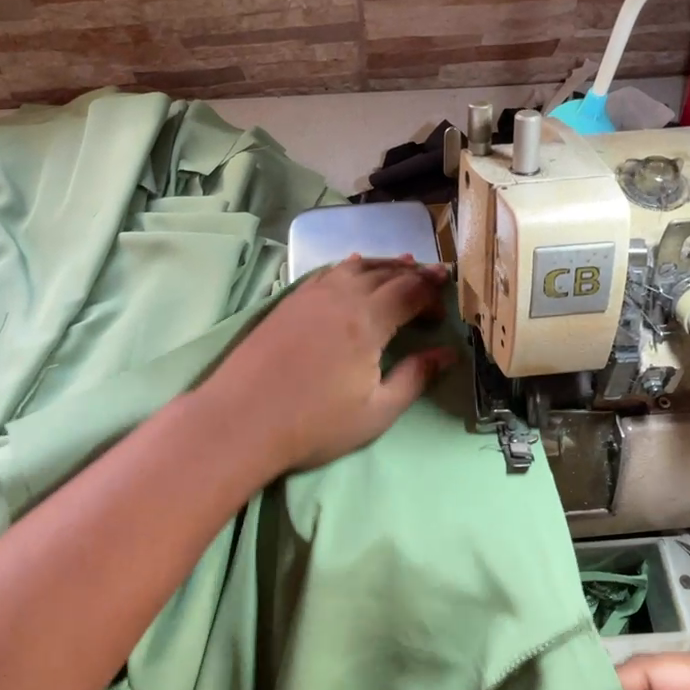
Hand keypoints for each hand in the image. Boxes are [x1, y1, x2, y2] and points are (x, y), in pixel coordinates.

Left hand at [194, 254, 454, 471]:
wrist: (241, 420)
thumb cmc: (313, 424)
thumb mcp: (376, 412)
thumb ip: (414, 377)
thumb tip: (447, 354)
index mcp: (367, 321)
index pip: (411, 290)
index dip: (433, 290)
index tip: (447, 297)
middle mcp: (341, 297)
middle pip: (386, 273)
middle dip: (414, 274)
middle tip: (433, 279)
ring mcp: (311, 295)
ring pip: (356, 267)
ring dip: (384, 265)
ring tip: (402, 267)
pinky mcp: (290, 300)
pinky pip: (328, 271)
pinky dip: (350, 266)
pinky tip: (354, 268)